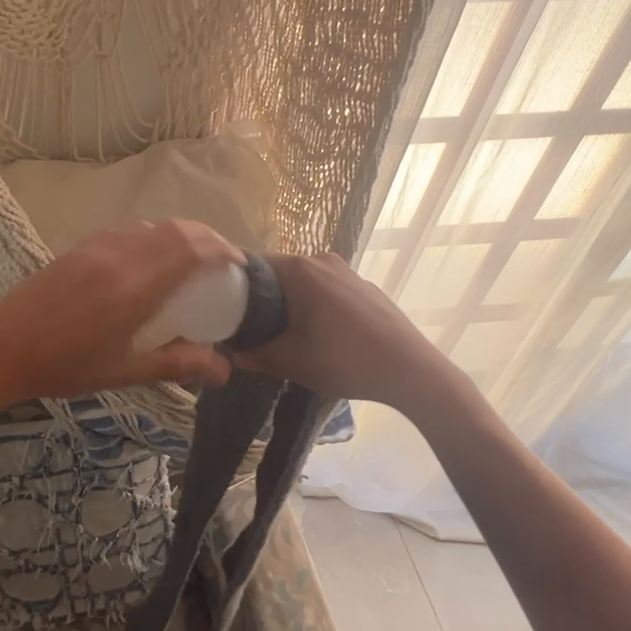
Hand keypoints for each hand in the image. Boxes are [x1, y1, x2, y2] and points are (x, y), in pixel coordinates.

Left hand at [0, 219, 243, 405]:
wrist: (2, 348)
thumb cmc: (66, 367)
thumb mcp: (125, 371)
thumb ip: (177, 364)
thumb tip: (225, 370)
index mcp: (135, 287)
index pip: (191, 251)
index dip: (222, 252)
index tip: (239, 264)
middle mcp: (119, 257)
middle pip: (176, 232)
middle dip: (207, 239)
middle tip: (223, 259)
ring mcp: (96, 248)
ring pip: (151, 227)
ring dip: (180, 234)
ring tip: (194, 255)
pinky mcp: (79, 248)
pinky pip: (127, 231)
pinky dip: (152, 235)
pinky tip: (152, 256)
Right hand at [232, 253, 480, 422]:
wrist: (412, 371)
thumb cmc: (345, 360)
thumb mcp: (290, 362)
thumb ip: (252, 354)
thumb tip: (224, 352)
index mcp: (298, 269)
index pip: (249, 264)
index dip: (229, 286)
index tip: (218, 309)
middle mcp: (321, 259)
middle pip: (275, 272)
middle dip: (258, 297)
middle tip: (243, 326)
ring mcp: (346, 271)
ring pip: (301, 281)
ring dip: (286, 302)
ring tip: (277, 332)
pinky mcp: (363, 287)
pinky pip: (324, 288)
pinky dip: (311, 304)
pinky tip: (315, 333)